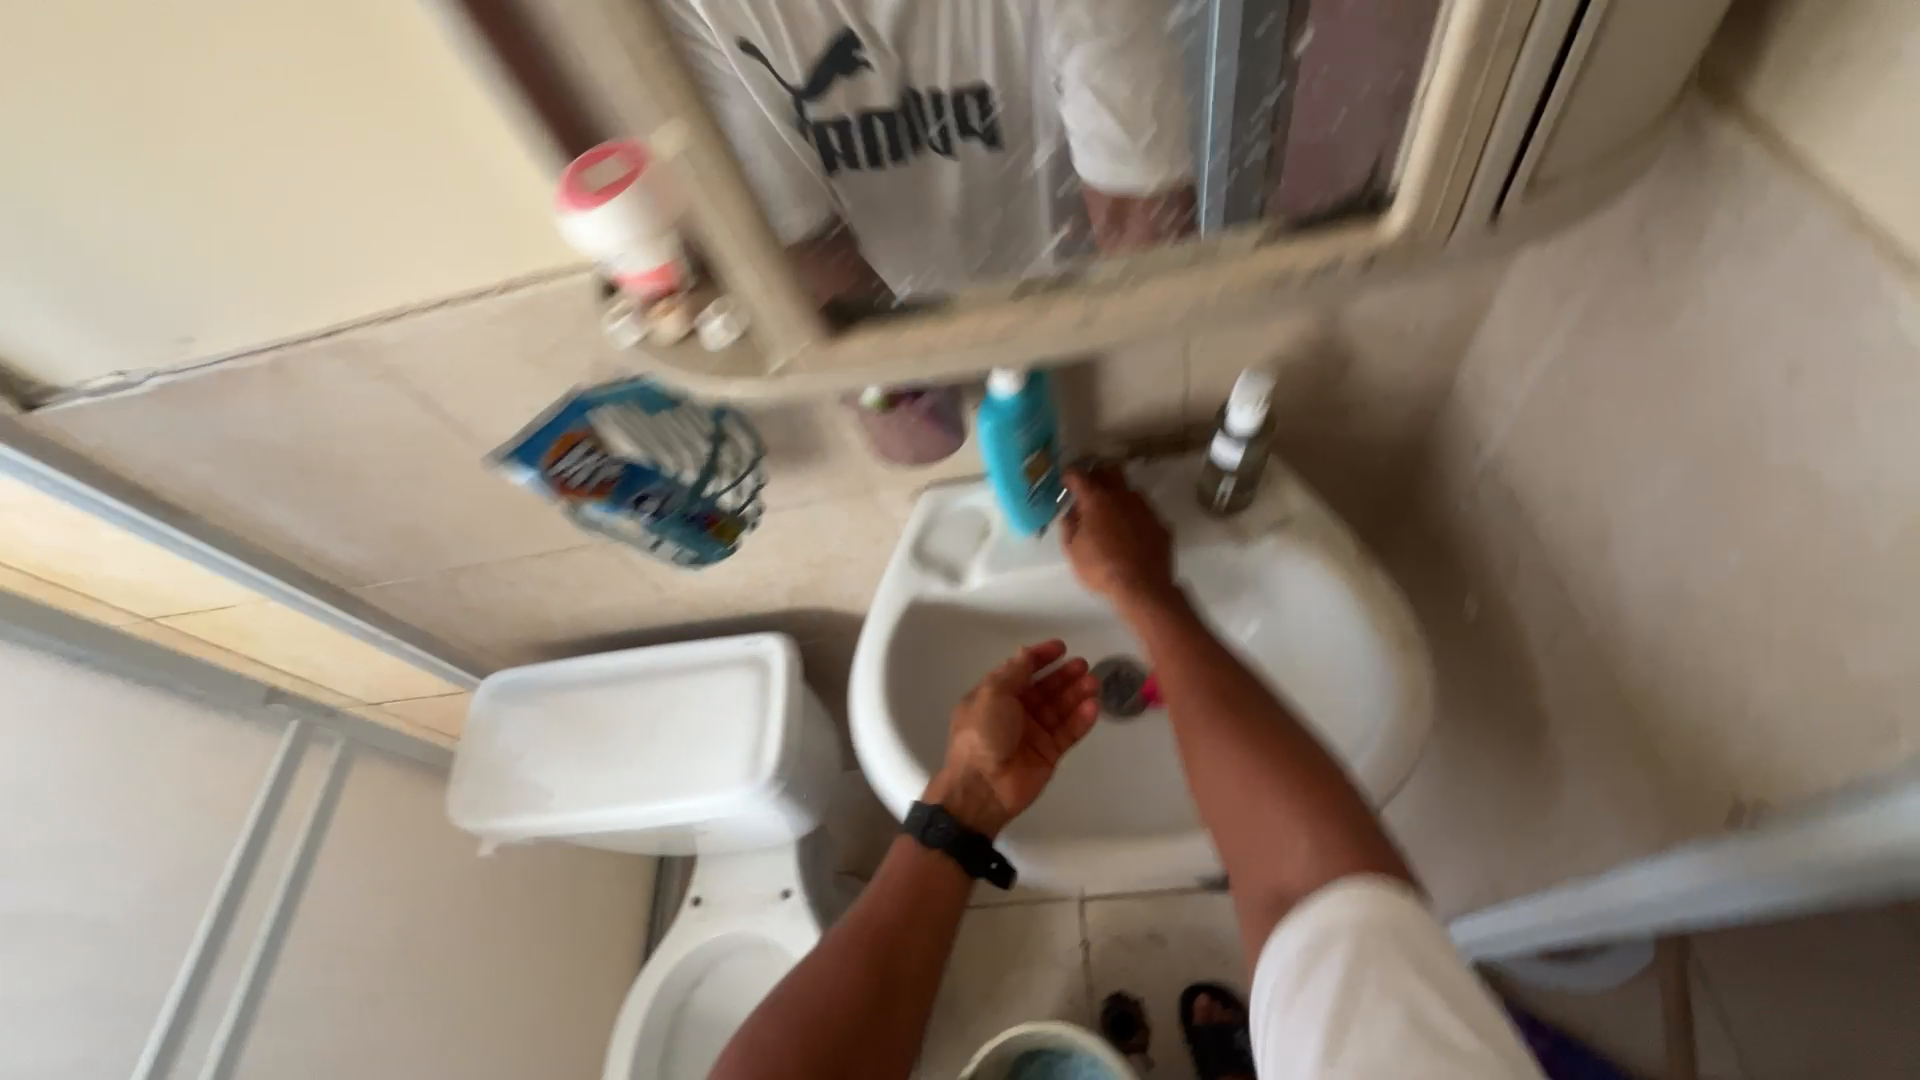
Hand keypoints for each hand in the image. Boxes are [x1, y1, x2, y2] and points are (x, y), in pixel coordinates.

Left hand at [928, 640, 1100, 837]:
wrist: (982, 787)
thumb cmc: (982, 733)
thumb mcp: (993, 693)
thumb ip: (1015, 672)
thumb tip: (1026, 653)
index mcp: (995, 696)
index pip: (1021, 670)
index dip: (1040, 657)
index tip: (1061, 647)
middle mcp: (1014, 712)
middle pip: (1044, 689)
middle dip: (1063, 676)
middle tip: (1084, 666)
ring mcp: (1033, 733)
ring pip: (1059, 709)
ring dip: (1076, 694)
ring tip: (1094, 683)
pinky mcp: (1049, 753)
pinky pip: (1068, 732)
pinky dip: (1081, 720)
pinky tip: (1093, 707)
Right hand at [1060, 466, 1178, 610]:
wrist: (1142, 587)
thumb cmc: (1100, 569)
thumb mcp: (1072, 550)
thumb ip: (1069, 525)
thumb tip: (1072, 512)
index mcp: (1096, 500)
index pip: (1079, 475)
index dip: (1069, 476)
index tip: (1066, 481)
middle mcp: (1122, 496)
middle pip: (1110, 471)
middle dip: (1097, 475)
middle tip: (1089, 490)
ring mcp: (1145, 508)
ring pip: (1130, 490)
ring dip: (1118, 496)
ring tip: (1111, 514)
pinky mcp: (1160, 523)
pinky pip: (1144, 511)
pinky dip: (1134, 516)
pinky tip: (1130, 533)